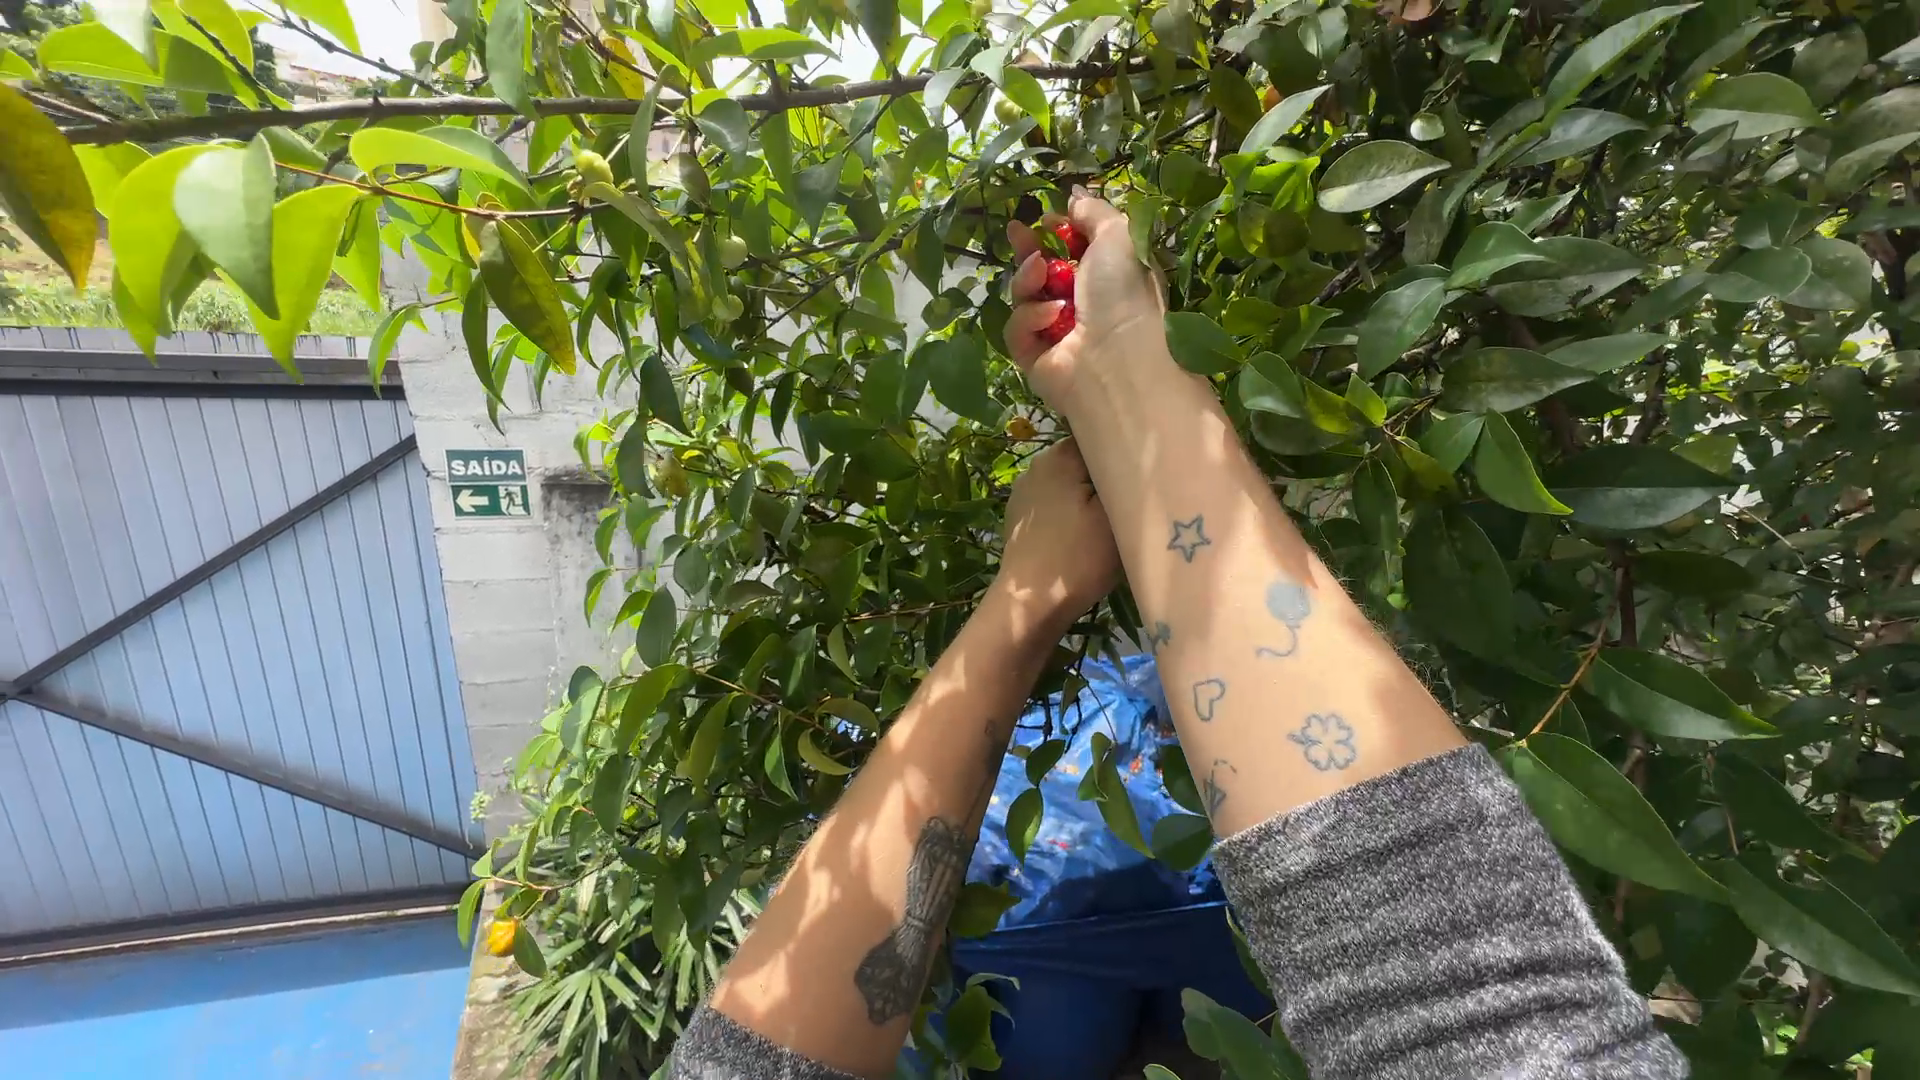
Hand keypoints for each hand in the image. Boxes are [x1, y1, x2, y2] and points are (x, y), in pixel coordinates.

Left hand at [990, 438, 1120, 635]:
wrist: (1032, 604)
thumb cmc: (1078, 557)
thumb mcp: (1114, 515)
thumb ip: (1125, 480)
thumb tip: (1135, 461)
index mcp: (1059, 455)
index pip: (1101, 436)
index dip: (1126, 452)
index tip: (1145, 473)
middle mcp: (1037, 466)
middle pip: (1084, 461)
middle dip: (1108, 477)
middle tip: (1134, 500)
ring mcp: (1024, 493)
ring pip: (1070, 485)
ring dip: (1090, 498)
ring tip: (1112, 520)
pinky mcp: (1021, 519)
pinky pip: (1056, 505)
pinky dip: (1072, 515)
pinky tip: (1085, 535)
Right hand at [1002, 189, 1171, 417]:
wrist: (1116, 361)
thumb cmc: (1124, 294)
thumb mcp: (1118, 235)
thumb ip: (1094, 213)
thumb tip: (1075, 197)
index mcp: (1107, 278)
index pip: (1072, 252)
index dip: (1055, 233)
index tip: (1045, 220)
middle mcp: (1082, 307)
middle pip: (1042, 272)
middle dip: (1029, 251)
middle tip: (1016, 232)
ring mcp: (1056, 334)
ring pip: (1024, 297)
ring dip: (1028, 279)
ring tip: (1041, 274)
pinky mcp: (1034, 359)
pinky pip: (1018, 330)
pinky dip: (1030, 319)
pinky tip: (1051, 318)